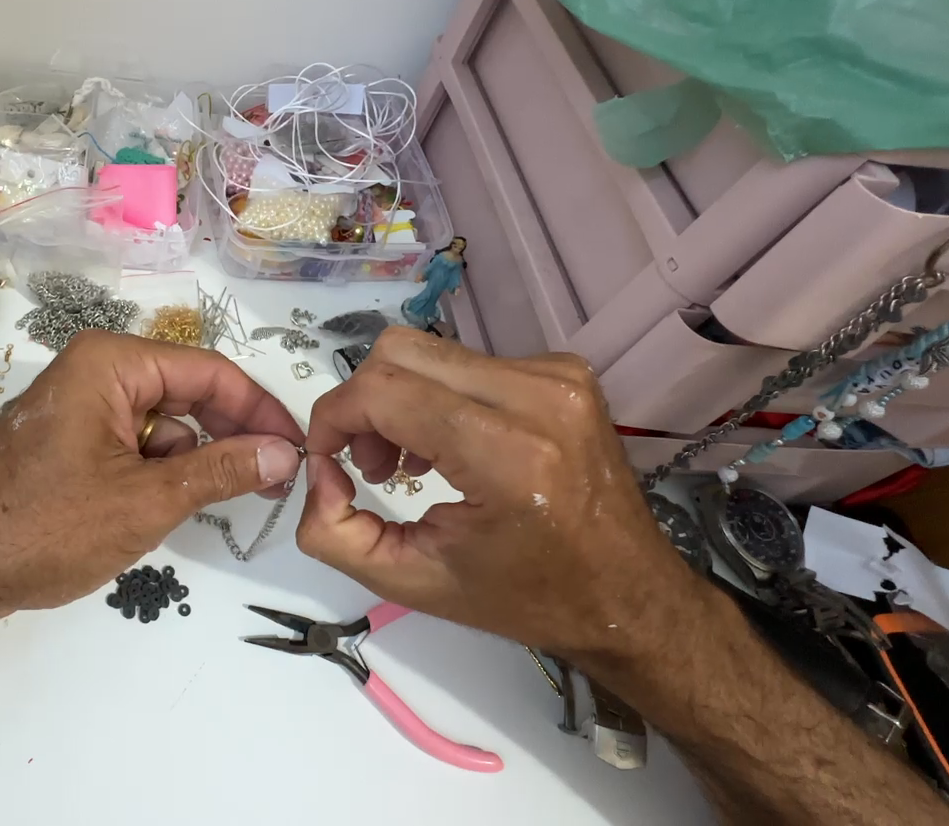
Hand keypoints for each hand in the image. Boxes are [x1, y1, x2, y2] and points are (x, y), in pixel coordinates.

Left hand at [0, 330, 305, 637]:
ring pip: (162, 422)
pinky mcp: (70, 436)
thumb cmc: (47, 527)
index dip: (259, 410)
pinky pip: (132, 441)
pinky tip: (151, 508)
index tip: (296, 450)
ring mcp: (80, 403)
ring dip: (188, 460)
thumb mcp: (145, 501)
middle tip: (271, 480)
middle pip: (186, 392)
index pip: (209, 371)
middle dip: (227, 435)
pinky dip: (154, 471)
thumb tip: (283, 452)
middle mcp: (96, 368)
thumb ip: (220, 470)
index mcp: (112, 362)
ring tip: (197, 505)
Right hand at [294, 328, 699, 660]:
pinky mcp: (563, 370)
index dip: (333, 415)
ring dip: (397, 398)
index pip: (383, 391)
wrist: (631, 596)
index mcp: (507, 454)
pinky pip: (464, 360)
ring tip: (408, 459)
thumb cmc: (524, 598)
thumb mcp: (411, 583)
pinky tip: (448, 444)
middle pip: (399, 352)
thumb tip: (317, 467)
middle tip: (370, 462)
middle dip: (362, 402)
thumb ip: (333, 532)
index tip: (327, 455)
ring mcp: (556, 375)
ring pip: (428, 350)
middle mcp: (537, 396)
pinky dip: (435, 395)